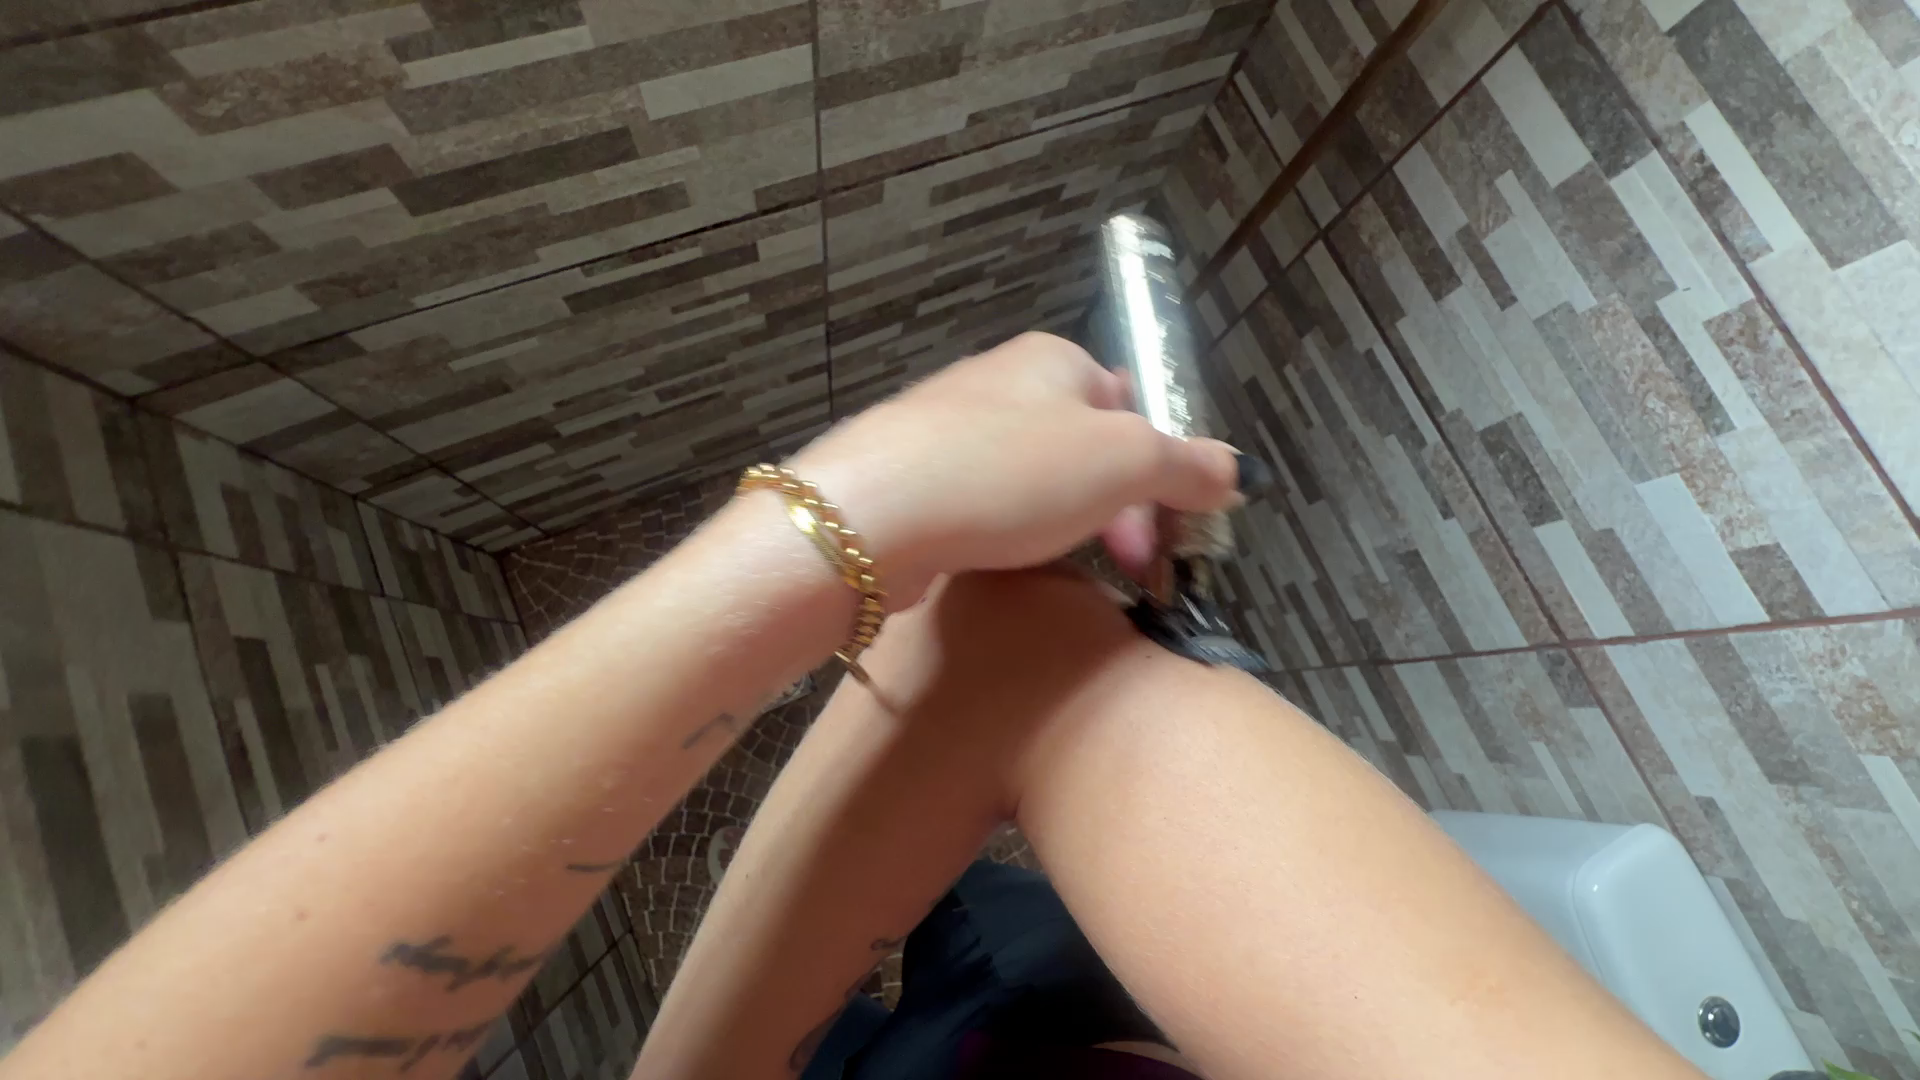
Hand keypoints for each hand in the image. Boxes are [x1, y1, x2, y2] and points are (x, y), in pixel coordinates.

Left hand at [790, 332, 1243, 606]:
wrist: (874, 516)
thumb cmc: (1009, 473)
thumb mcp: (1123, 461)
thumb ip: (1185, 464)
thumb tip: (1233, 470)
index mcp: (1051, 361)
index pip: (1127, 401)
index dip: (1158, 463)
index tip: (1169, 526)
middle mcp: (997, 385)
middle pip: (1081, 446)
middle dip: (1116, 506)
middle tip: (1132, 563)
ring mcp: (947, 433)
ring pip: (1031, 481)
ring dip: (1064, 523)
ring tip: (1070, 566)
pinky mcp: (912, 481)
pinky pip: (982, 506)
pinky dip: (1006, 534)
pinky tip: (1007, 563)